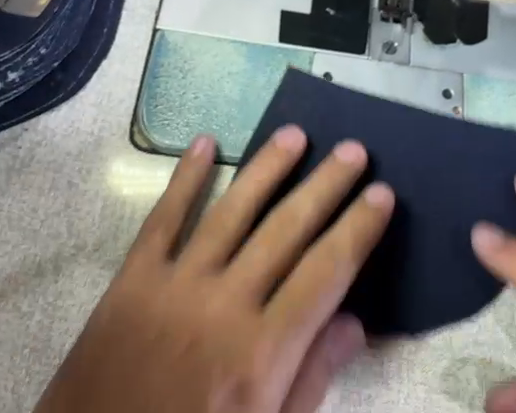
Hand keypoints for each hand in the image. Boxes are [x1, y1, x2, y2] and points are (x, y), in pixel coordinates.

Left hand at [35, 128, 394, 412]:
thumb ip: (310, 380)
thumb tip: (354, 321)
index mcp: (262, 354)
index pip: (325, 273)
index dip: (358, 230)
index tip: (382, 194)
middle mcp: (224, 307)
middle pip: (287, 230)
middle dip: (326, 186)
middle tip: (354, 150)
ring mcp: (175, 287)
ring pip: (232, 212)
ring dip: (267, 168)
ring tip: (295, 134)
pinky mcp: (132, 281)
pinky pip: (163, 218)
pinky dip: (185, 178)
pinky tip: (206, 143)